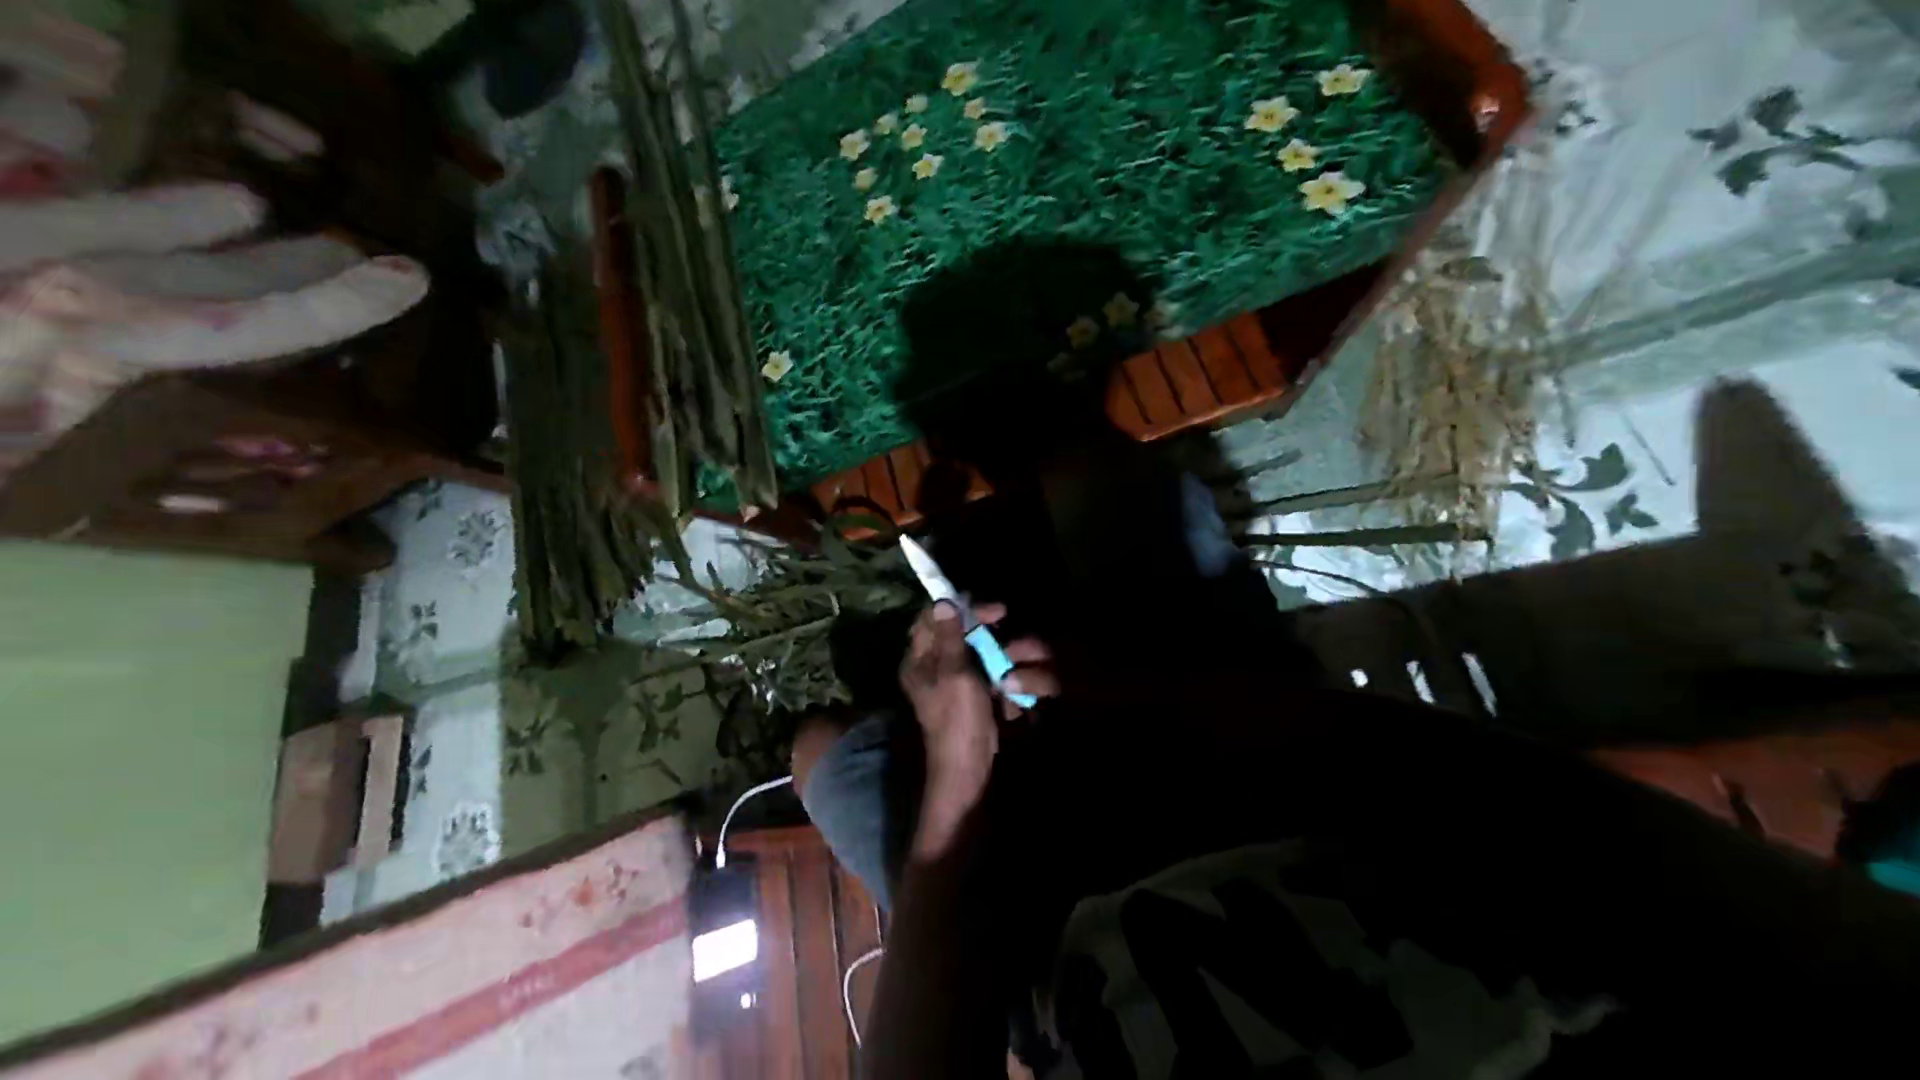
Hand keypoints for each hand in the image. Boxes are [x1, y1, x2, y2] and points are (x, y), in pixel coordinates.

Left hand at [899, 602, 1056, 856]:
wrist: (970, 772)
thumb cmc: (955, 721)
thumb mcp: (952, 675)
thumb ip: (951, 638)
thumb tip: (943, 601)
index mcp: (923, 659)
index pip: (936, 618)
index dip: (962, 608)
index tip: (993, 611)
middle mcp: (944, 665)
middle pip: (976, 634)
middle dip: (1005, 643)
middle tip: (1024, 648)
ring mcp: (969, 681)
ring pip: (1002, 656)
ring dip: (1020, 670)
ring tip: (1017, 688)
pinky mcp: (990, 697)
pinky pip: (1011, 679)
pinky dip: (1018, 690)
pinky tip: (1015, 706)